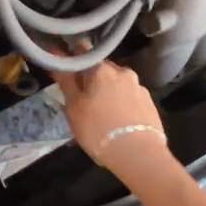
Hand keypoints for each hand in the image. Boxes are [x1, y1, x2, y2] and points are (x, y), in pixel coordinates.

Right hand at [51, 62, 171, 176]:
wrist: (138, 154)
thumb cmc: (98, 129)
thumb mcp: (74, 107)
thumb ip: (65, 79)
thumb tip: (55, 52)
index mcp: (101, 69)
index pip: (83, 52)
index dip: (73, 60)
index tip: (67, 74)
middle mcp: (122, 71)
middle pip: (102, 69)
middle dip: (93, 80)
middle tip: (84, 101)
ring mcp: (139, 87)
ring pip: (117, 84)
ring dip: (109, 92)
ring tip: (103, 114)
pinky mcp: (150, 103)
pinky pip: (130, 97)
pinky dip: (122, 104)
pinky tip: (118, 120)